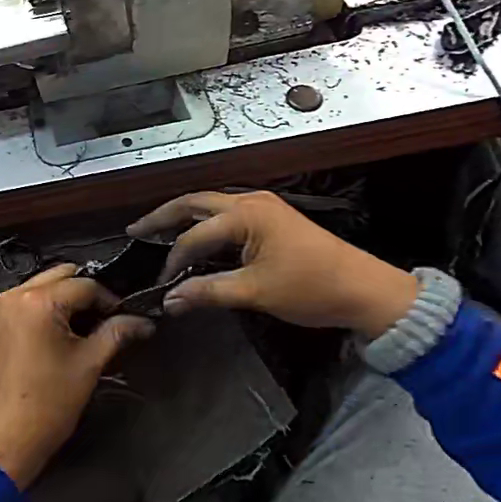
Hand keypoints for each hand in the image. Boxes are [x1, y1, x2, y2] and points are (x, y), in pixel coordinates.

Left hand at [0, 264, 154, 487]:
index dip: (111, 300)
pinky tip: (67, 333)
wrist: (3, 440)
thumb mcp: (89, 363)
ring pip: (47, 286)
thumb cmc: (49, 402)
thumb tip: (143, 321)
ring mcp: (3, 307)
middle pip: (64, 276)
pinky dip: (51, 308)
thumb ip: (117, 332)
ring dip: (69, 300)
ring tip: (90, 327)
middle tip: (109, 319)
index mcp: (38, 301)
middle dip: (89, 294)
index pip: (86, 285)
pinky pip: (32, 301)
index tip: (127, 318)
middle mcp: (16, 294)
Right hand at [127, 191, 418, 339]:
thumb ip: (208, 292)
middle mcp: (252, 201)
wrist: (363, 289)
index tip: (161, 286)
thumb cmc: (311, 287)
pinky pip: (229, 215)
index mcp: (245, 213)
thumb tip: (169, 301)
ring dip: (186, 217)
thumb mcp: (255, 292)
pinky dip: (208, 225)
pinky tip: (197, 239)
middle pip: (196, 202)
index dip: (173, 260)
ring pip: (213, 206)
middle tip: (137, 230)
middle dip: (165, 216)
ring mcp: (264, 207)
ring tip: (159, 232)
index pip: (194, 235)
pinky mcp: (273, 219)